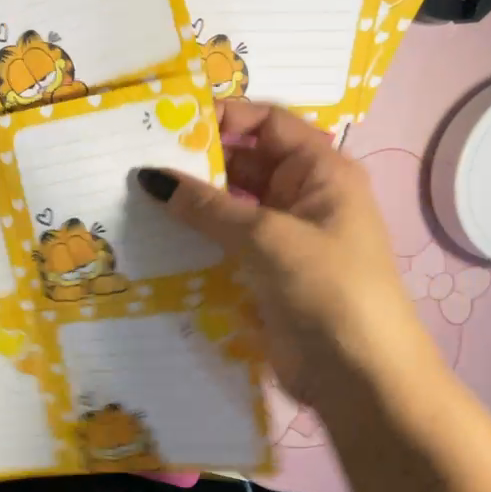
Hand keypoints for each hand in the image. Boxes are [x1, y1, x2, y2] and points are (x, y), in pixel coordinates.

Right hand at [135, 97, 437, 408]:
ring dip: (188, 203)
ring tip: (132, 198)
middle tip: (135, 161)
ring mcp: (279, 237)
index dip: (222, 116)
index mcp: (320, 172)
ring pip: (226, 205)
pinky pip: (219, 243)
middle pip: (242, 161)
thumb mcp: (266, 238)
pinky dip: (190, 239)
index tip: (167, 124)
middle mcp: (300, 197)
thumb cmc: (327, 289)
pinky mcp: (260, 273)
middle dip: (195, 161)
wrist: (358, 375)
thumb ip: (207, 206)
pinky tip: (151, 239)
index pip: (267, 122)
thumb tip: (150, 177)